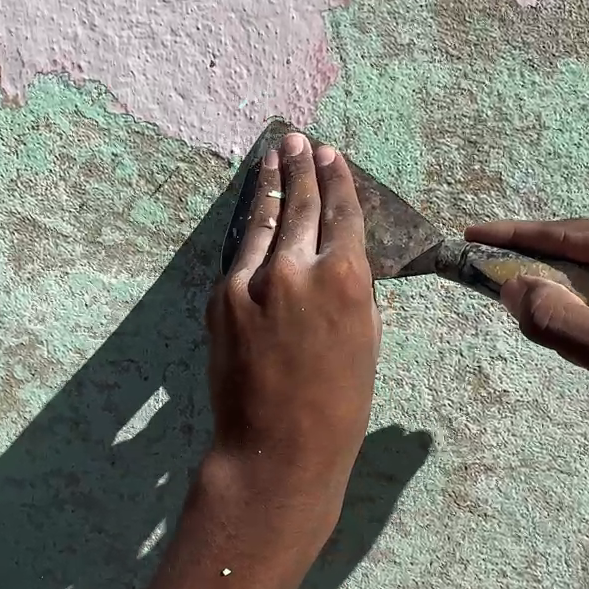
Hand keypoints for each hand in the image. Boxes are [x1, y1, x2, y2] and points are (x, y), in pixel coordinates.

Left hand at [205, 132, 380, 531]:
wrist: (276, 448)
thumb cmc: (339, 404)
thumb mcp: (366, 339)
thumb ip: (351, 289)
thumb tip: (339, 257)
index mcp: (344, 279)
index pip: (341, 214)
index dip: (337, 181)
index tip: (331, 155)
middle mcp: (296, 269)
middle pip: (301, 206)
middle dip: (302, 169)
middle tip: (299, 140)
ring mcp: (252, 281)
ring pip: (265, 220)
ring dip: (270, 184)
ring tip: (273, 154)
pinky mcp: (223, 297)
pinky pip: (242, 254)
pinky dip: (252, 228)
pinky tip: (256, 207)